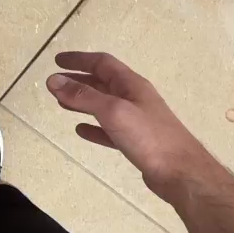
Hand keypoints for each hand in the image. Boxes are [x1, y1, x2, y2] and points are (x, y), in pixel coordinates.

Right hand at [46, 51, 230, 205]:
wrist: (181, 173)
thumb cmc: (149, 137)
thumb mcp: (113, 111)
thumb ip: (83, 96)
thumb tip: (53, 80)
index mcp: (132, 85)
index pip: (102, 63)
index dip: (79, 59)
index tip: (57, 60)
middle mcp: (134, 98)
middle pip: (102, 83)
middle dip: (78, 80)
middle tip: (54, 82)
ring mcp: (135, 121)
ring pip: (103, 105)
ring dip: (82, 101)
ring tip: (61, 103)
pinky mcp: (134, 141)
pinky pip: (108, 129)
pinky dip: (93, 127)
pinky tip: (81, 130)